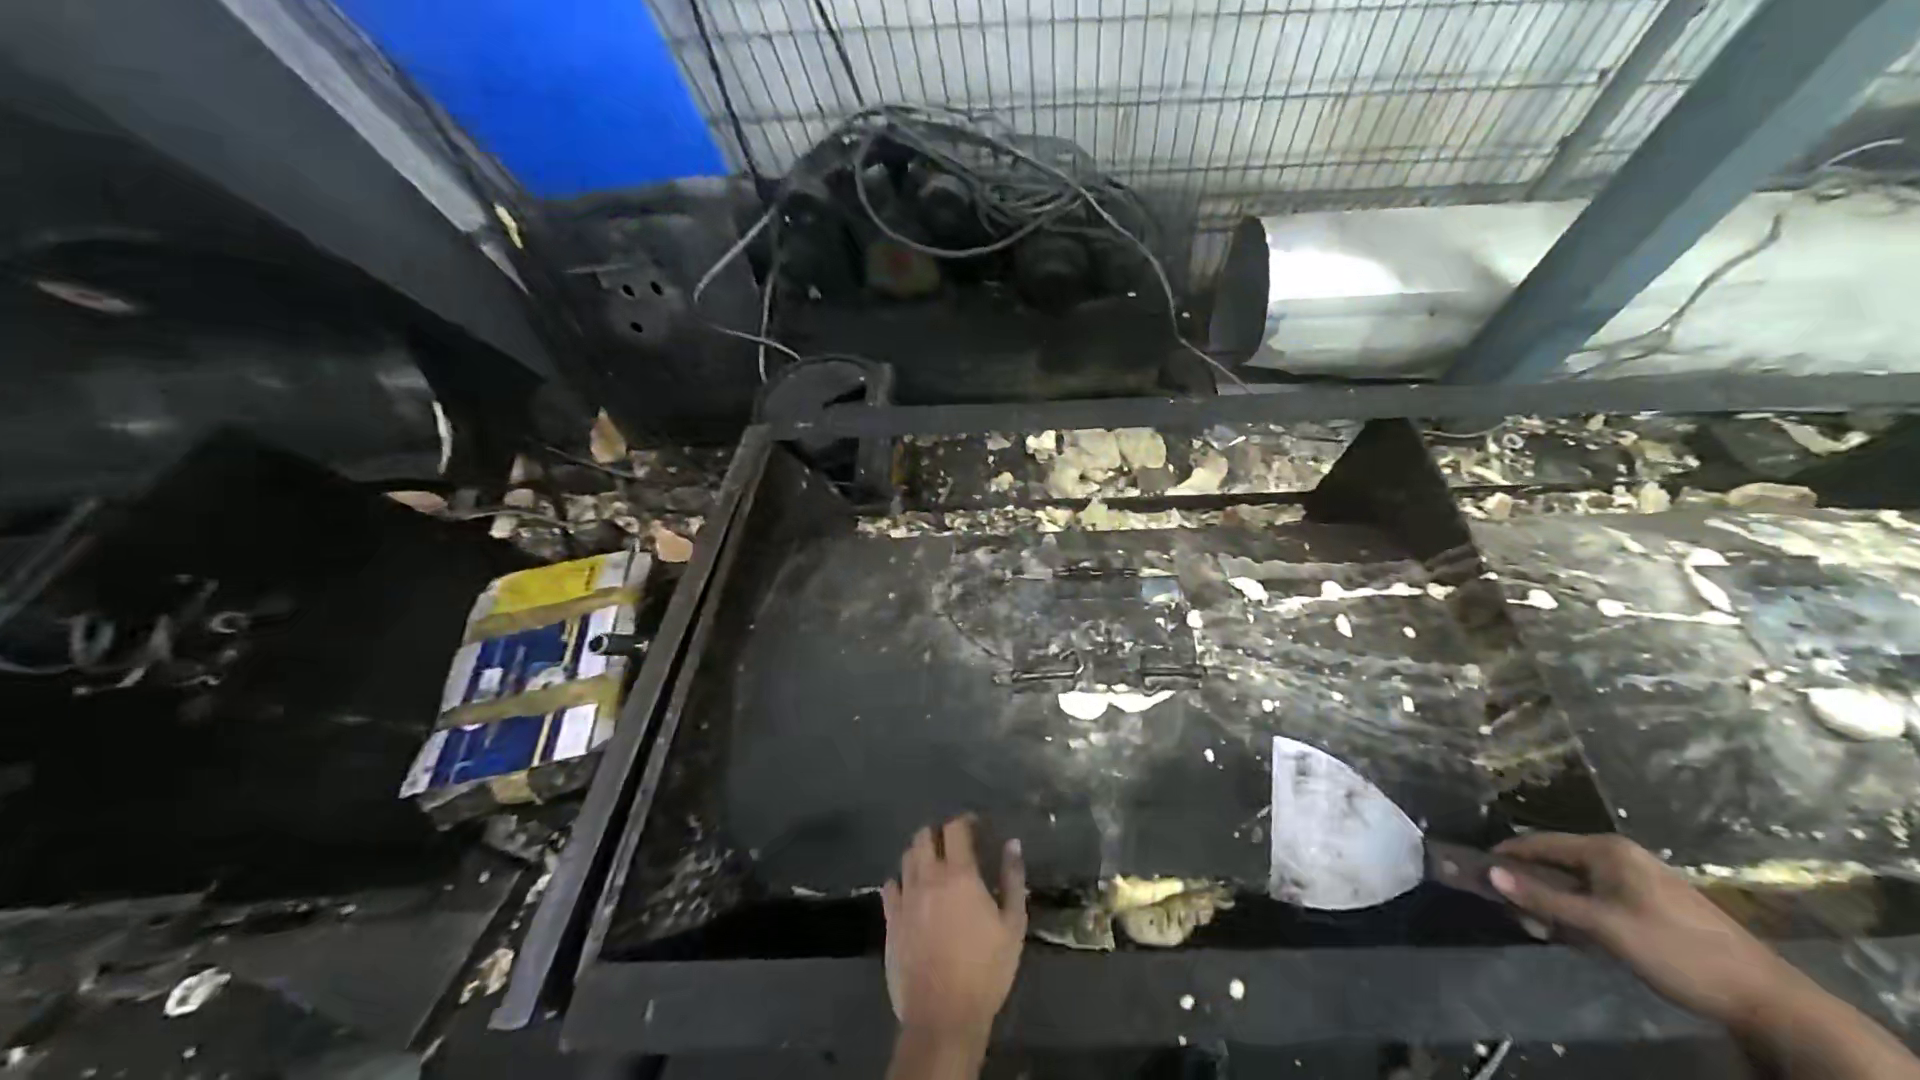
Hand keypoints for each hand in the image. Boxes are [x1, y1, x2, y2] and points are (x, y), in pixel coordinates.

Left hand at [882, 816, 1026, 1040]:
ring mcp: (905, 897)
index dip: (964, 821)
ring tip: (933, 864)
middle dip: (938, 833)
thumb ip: (1012, 879)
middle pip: (924, 836)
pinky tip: (911, 891)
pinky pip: (890, 886)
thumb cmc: (985, 970)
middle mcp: (928, 877)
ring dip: (920, 853)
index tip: (975, 826)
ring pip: (906, 857)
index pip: (955, 828)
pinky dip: (901, 880)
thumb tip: (1013, 844)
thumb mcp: (1013, 925)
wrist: (942, 1015)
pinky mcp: (890, 920)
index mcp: (959, 874)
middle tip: (953, 844)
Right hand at [1490, 832, 1804, 1026]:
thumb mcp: (1602, 926)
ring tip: (1548, 932)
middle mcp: (1618, 855)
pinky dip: (1578, 913)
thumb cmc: (1675, 951)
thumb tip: (1490, 873)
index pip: (1538, 843)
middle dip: (1531, 889)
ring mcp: (1637, 878)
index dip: (1506, 858)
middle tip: (1522, 920)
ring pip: (1574, 883)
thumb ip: (1544, 898)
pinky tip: (1577, 936)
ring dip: (1554, 905)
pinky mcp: (1649, 902)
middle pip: (1554, 863)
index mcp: (1606, 850)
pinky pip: (1595, 897)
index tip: (1479, 878)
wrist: (1765, 998)